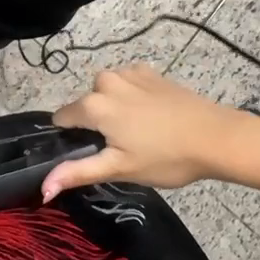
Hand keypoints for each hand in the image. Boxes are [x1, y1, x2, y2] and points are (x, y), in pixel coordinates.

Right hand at [42, 65, 249, 199]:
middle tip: (123, 148)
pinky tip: (151, 116)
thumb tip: (43, 188)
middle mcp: (106, 80)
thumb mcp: (120, 168)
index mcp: (94, 104)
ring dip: (114, 109)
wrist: (216, 137)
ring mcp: (129, 72)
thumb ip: (78, 172)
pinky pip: (127, 84)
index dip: (72, 138)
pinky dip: (132, 97)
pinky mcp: (149, 71)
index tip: (92, 153)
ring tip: (140, 133)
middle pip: (86, 104)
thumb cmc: (165, 157)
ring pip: (107, 93)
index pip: (62, 117)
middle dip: (96, 123)